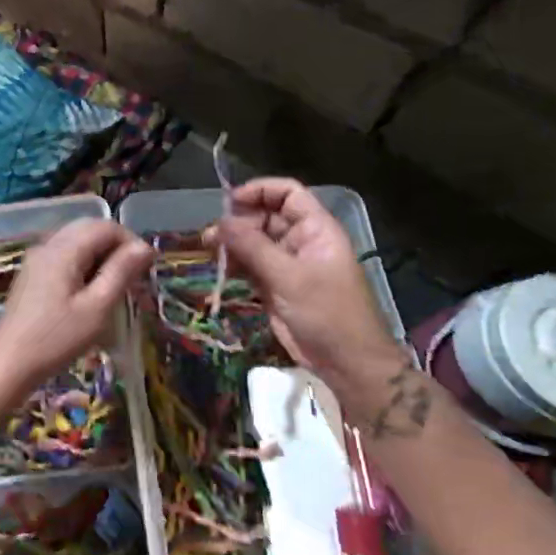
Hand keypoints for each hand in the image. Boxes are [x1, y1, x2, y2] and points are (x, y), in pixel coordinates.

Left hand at [0, 221, 152, 418]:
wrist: (8, 365)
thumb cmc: (56, 338)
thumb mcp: (97, 308)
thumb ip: (121, 272)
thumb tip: (144, 247)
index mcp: (64, 250)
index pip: (105, 226)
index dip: (130, 241)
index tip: (146, 268)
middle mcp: (47, 246)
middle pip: (88, 228)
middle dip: (115, 245)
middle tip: (133, 275)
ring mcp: (36, 259)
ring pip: (75, 241)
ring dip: (99, 255)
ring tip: (114, 285)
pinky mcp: (31, 275)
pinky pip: (63, 255)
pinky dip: (82, 264)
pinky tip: (89, 291)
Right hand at [209, 178, 403, 387]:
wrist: (346, 363)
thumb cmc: (327, 313)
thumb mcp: (289, 277)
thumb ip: (253, 247)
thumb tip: (221, 222)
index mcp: (316, 229)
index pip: (288, 194)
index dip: (259, 191)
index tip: (229, 202)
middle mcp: (302, 242)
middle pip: (266, 217)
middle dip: (239, 222)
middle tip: (211, 235)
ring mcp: (288, 266)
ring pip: (255, 243)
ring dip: (233, 245)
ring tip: (209, 250)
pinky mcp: (277, 288)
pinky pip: (252, 267)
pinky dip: (236, 266)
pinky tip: (220, 270)